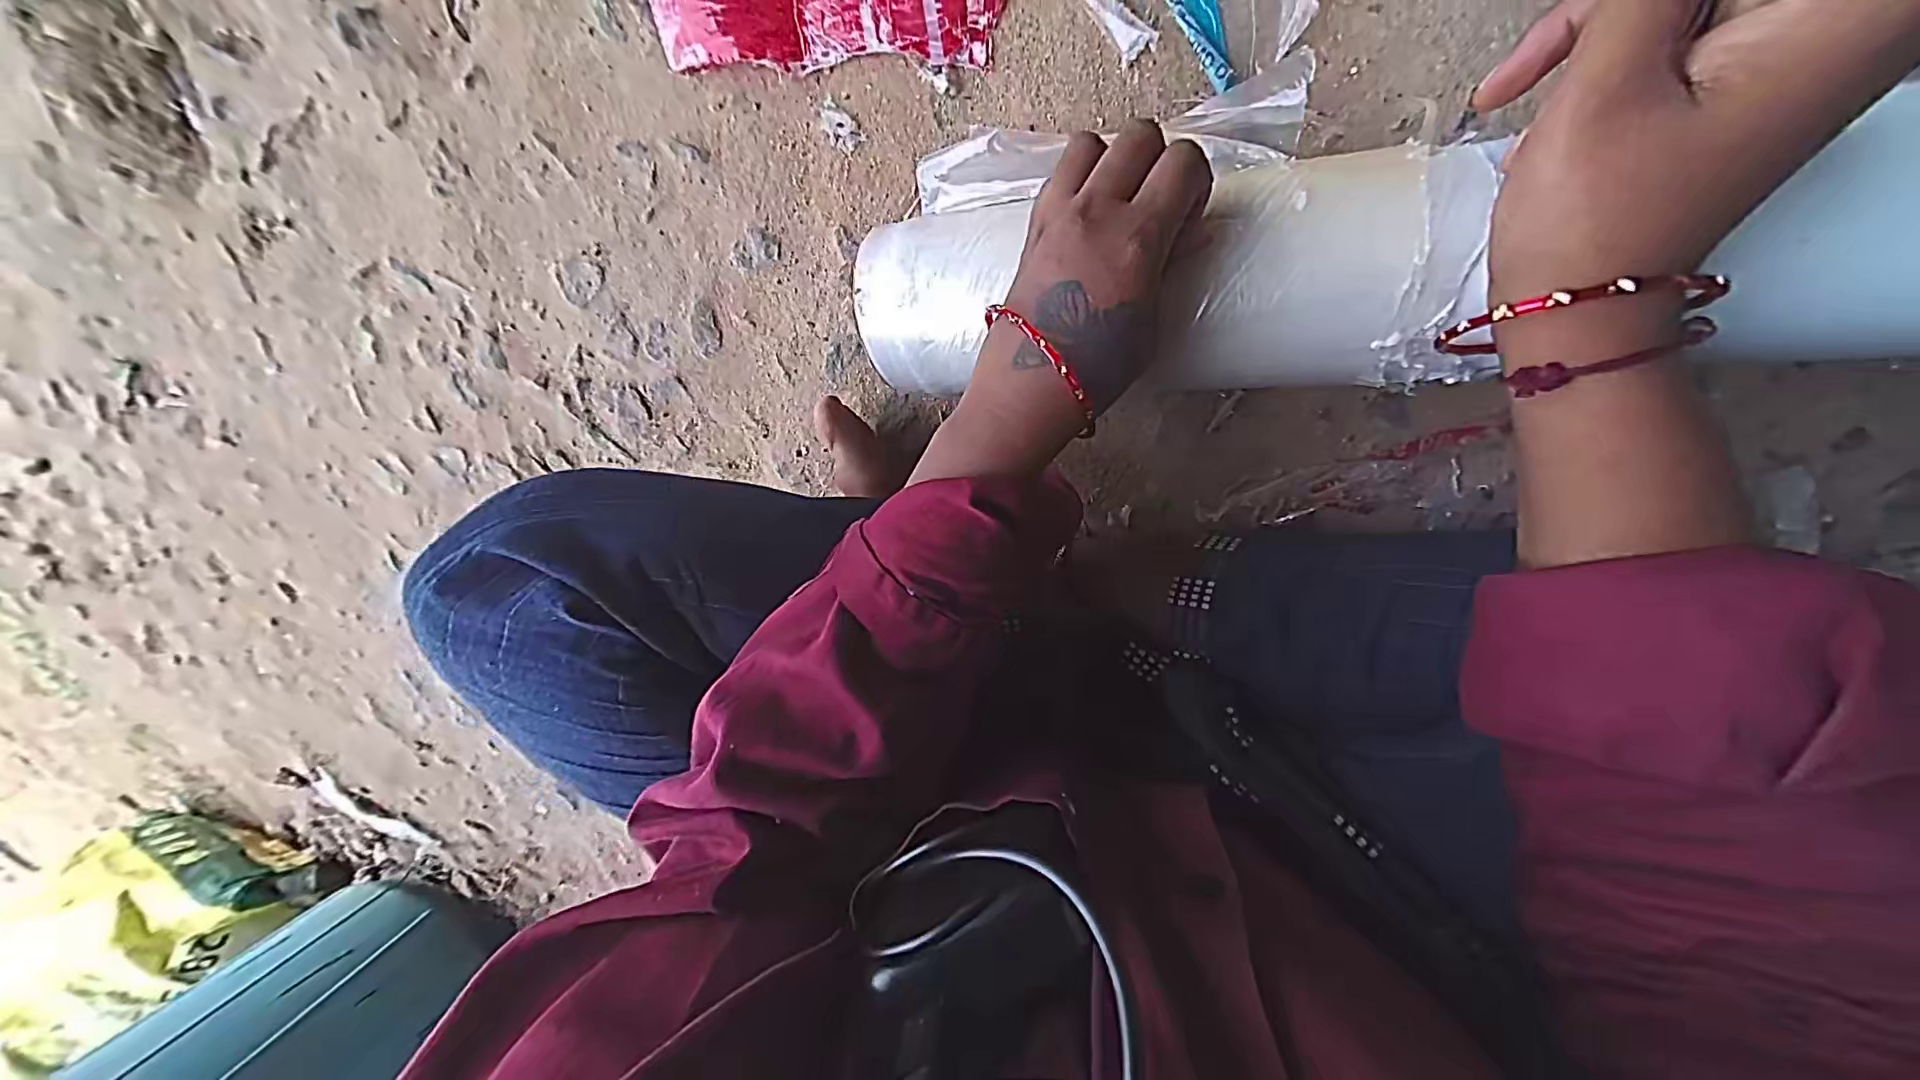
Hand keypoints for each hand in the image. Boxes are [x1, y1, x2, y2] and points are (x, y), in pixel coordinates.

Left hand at [998, 121, 1212, 411]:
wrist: (1029, 384)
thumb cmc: (1097, 368)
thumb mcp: (1151, 320)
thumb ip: (1168, 265)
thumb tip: (1184, 232)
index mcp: (1138, 236)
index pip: (1184, 160)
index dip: (1196, 182)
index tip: (1188, 214)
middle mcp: (1096, 211)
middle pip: (1141, 134)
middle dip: (1158, 160)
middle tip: (1156, 203)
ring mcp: (1057, 213)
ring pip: (1091, 141)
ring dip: (1111, 160)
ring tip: (1115, 203)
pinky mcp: (1032, 226)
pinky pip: (1059, 173)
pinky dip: (1078, 178)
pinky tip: (1084, 218)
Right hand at [1469, 0, 1919, 568]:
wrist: (1572, 308)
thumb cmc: (1587, 219)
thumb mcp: (1602, 87)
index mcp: (1851, 13)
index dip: (1628, 3)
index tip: (1579, 23)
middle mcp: (1849, 28)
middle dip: (1611, 13)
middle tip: (1528, 64)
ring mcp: (1793, 64)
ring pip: (1689, 8)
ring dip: (1598, 41)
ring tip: (1522, 95)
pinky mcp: (1745, 94)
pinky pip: (1682, 43)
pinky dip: (1613, 67)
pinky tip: (1563, 110)